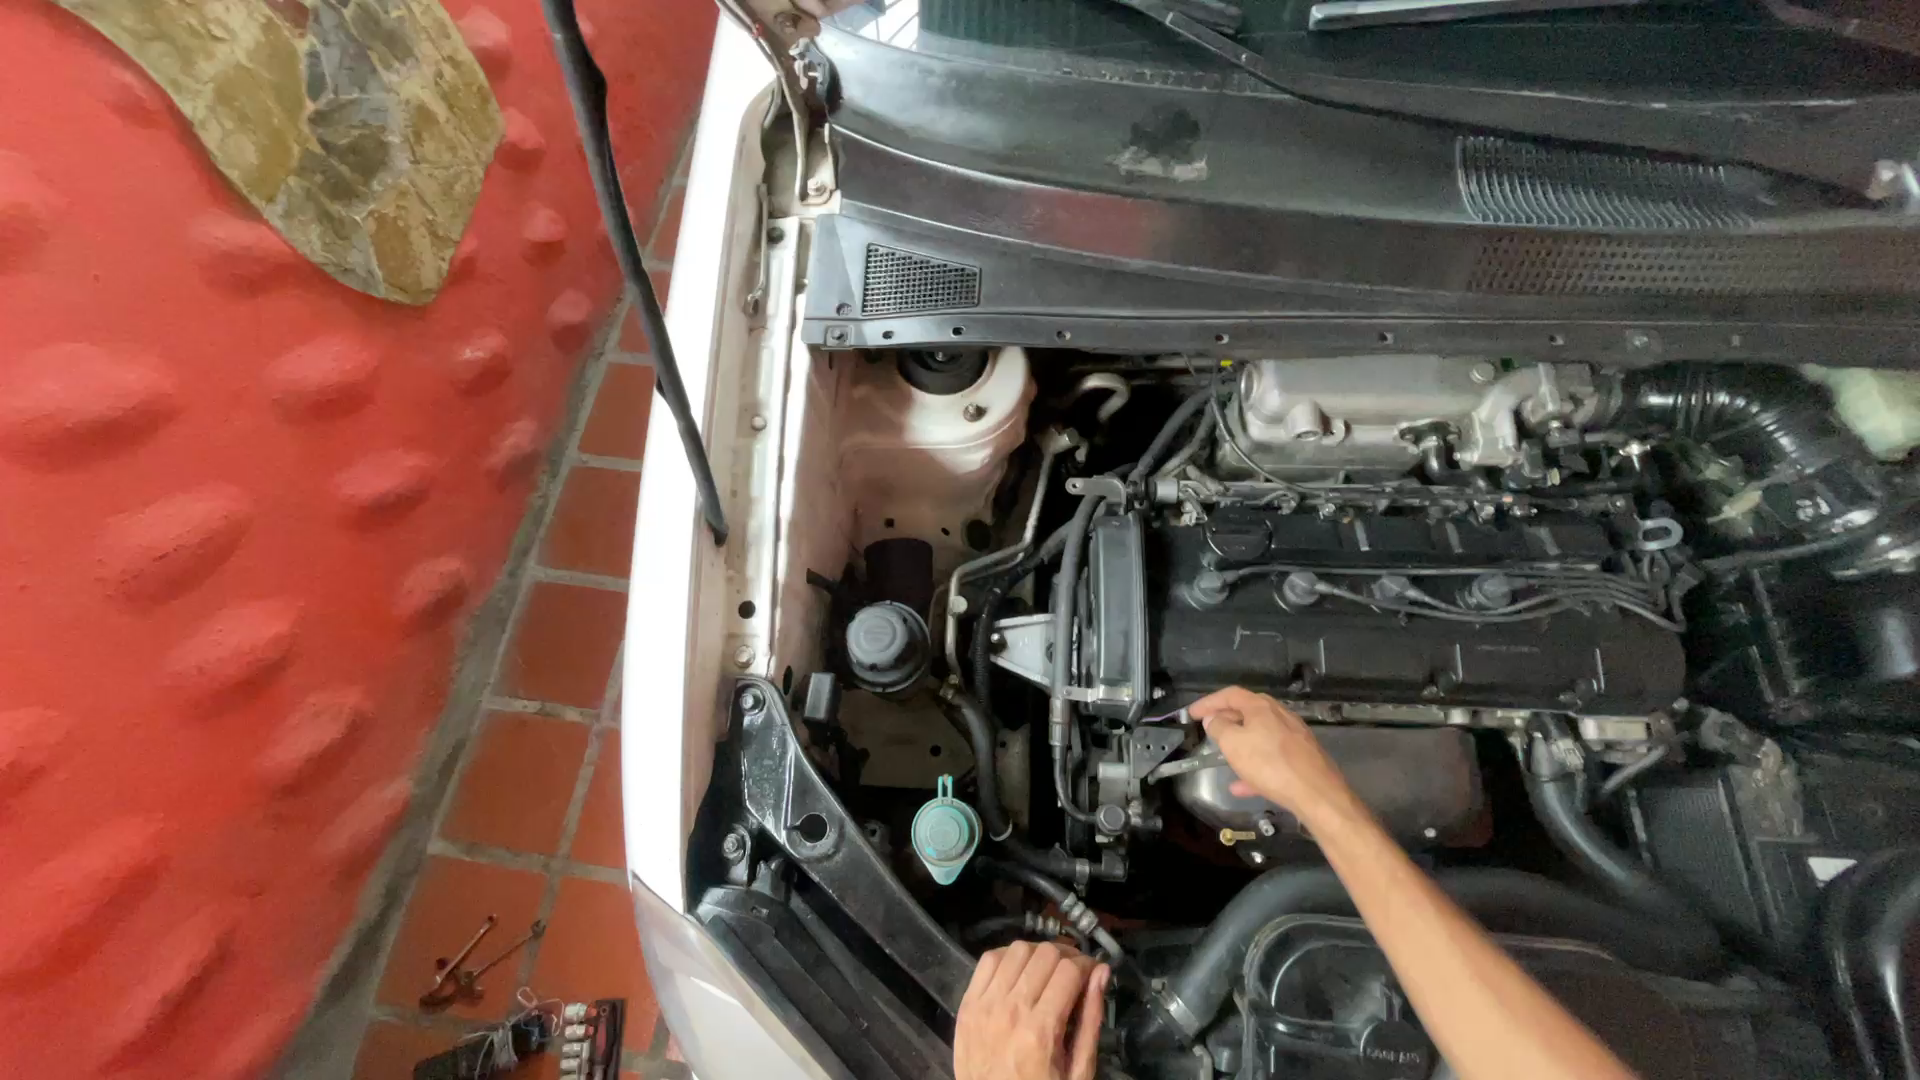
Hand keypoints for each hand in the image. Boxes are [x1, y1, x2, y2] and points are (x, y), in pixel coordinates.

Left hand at [955, 941, 1107, 1079]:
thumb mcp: (1077, 1073)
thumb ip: (1090, 1021)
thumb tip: (1101, 973)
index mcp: (1040, 1030)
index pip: (1068, 970)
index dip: (1086, 964)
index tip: (1092, 971)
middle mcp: (1011, 1010)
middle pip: (1044, 953)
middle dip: (1065, 956)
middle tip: (1072, 972)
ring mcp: (985, 1004)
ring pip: (1017, 949)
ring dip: (1037, 953)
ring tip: (1046, 970)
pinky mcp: (967, 1003)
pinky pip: (988, 959)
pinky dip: (1007, 956)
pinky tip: (1019, 970)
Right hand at [1188, 686, 1363, 826]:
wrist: (1318, 795)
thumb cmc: (1270, 764)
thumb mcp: (1233, 744)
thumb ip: (1219, 727)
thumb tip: (1214, 718)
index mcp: (1261, 707)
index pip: (1230, 694)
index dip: (1208, 702)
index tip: (1191, 713)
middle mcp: (1280, 716)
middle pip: (1247, 712)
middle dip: (1226, 720)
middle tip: (1208, 729)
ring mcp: (1294, 736)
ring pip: (1260, 736)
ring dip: (1241, 744)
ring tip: (1224, 756)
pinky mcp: (1303, 758)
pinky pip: (1272, 758)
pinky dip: (1255, 767)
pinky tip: (1242, 786)